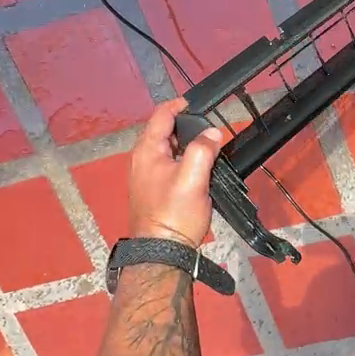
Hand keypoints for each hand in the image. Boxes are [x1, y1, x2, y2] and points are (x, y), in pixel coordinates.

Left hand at [128, 98, 224, 246]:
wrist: (161, 251)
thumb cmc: (175, 213)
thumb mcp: (193, 178)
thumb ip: (203, 150)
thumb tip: (212, 133)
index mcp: (147, 151)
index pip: (161, 116)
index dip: (179, 105)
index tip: (199, 103)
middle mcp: (142, 160)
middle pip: (164, 131)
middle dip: (187, 126)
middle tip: (210, 129)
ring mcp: (146, 176)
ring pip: (167, 150)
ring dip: (187, 145)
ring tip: (209, 148)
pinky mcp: (154, 190)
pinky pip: (168, 165)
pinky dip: (183, 160)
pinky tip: (200, 170)